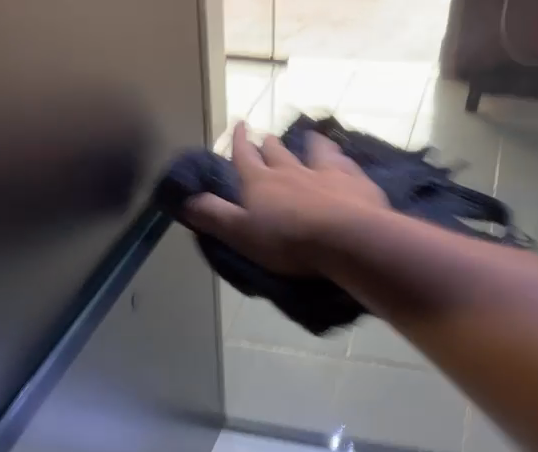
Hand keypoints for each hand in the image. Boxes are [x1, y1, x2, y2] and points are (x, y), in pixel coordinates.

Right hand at [183, 121, 390, 276]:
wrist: (345, 238)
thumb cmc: (287, 241)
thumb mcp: (241, 234)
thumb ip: (213, 216)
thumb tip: (183, 201)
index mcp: (260, 182)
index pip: (244, 157)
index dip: (239, 143)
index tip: (239, 125)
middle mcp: (291, 170)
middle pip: (277, 153)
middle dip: (268, 145)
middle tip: (267, 138)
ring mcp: (325, 173)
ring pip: (312, 151)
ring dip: (306, 144)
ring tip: (307, 138)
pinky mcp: (353, 181)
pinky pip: (343, 163)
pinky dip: (339, 158)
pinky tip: (343, 158)